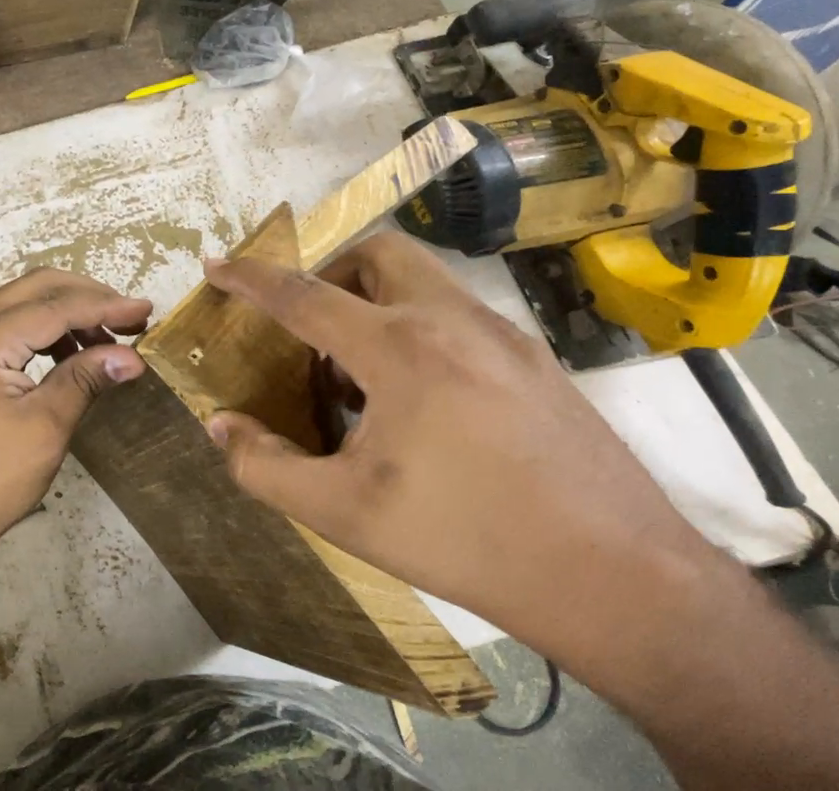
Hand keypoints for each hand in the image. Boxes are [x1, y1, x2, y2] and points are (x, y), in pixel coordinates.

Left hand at [0, 269, 151, 574]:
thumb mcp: (47, 425)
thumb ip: (85, 378)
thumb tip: (132, 355)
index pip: (52, 308)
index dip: (103, 305)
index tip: (147, 309)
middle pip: (34, 290)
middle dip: (85, 298)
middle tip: (130, 319)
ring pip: (21, 303)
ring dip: (66, 312)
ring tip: (109, 340)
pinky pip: (9, 324)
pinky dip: (44, 329)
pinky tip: (74, 352)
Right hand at [200, 232, 722, 644]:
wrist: (624, 583)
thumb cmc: (466, 540)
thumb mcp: (341, 512)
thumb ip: (263, 465)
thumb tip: (222, 425)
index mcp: (403, 350)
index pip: (306, 295)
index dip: (250, 278)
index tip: (215, 265)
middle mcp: (456, 325)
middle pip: (379, 255)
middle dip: (328, 273)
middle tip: (304, 328)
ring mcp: (509, 341)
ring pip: (424, 282)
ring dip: (372, 306)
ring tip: (354, 379)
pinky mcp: (540, 366)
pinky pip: (458, 318)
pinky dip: (415, 332)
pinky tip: (413, 406)